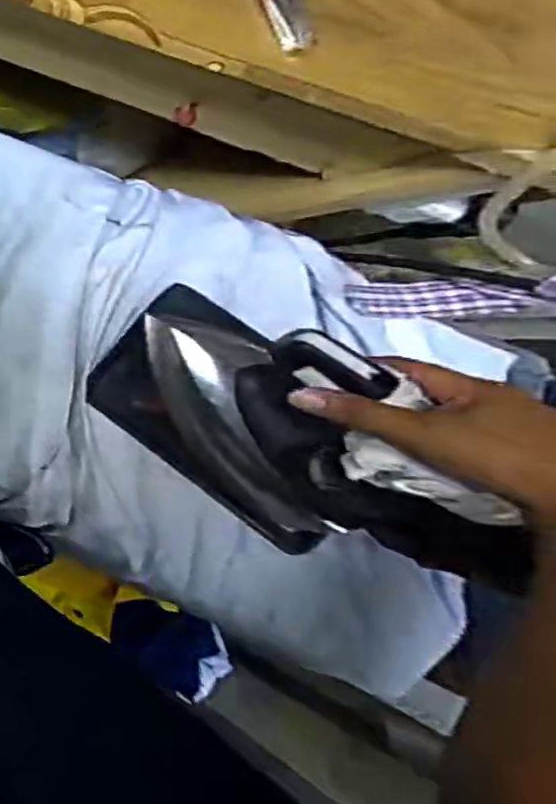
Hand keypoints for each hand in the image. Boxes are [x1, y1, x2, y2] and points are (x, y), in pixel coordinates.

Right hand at [289, 359, 555, 527]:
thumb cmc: (497, 456)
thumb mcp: (419, 434)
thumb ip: (359, 414)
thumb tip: (298, 394)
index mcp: (473, 386)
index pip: (404, 366)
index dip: (363, 370)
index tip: (329, 381)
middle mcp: (498, 400)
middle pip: (426, 394)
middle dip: (387, 403)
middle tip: (351, 417)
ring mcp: (520, 428)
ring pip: (449, 419)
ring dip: (417, 428)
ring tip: (386, 441)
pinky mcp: (529, 455)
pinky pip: (470, 441)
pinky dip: (444, 447)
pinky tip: (432, 460)